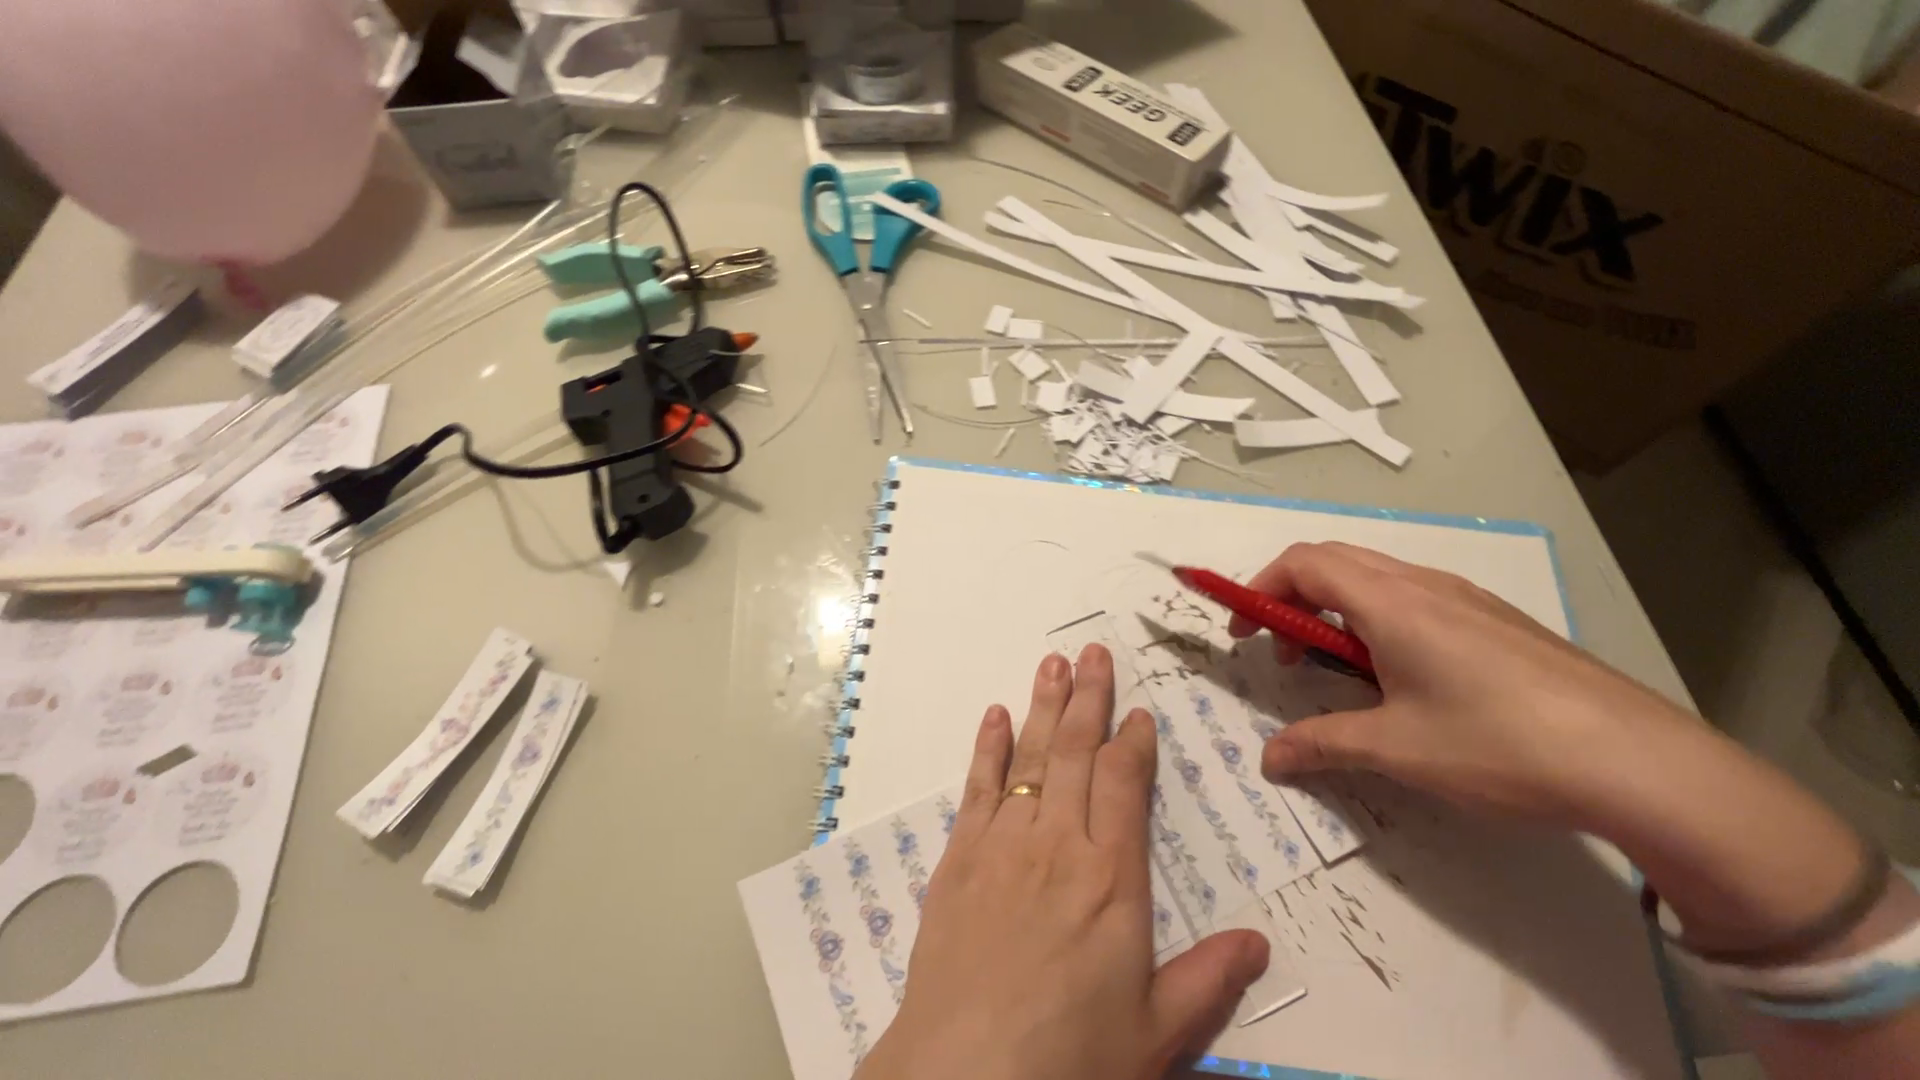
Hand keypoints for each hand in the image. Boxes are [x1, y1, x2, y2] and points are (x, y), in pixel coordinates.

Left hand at [855, 646, 1269, 1079]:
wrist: (966, 1075)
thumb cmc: (1070, 1057)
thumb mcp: (1156, 1032)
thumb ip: (1208, 980)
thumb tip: (1259, 943)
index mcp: (1112, 878)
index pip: (1126, 785)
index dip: (1133, 742)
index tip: (1138, 712)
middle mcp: (1058, 845)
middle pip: (1076, 753)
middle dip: (1088, 699)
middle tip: (1092, 652)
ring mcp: (1002, 846)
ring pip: (1030, 759)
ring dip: (1042, 707)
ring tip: (1051, 664)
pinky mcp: (958, 860)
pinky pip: (978, 789)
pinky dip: (988, 749)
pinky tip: (995, 718)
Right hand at [1233, 541, 1871, 956]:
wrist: (1638, 762)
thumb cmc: (1498, 744)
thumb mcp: (1396, 750)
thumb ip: (1322, 744)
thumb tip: (1270, 759)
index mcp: (1391, 602)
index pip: (1303, 563)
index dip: (1259, 590)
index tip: (1244, 637)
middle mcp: (1426, 586)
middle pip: (1336, 562)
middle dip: (1292, 599)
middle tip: (1285, 656)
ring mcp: (1469, 600)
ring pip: (1378, 580)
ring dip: (1337, 612)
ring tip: (1340, 674)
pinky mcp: (1499, 623)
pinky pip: (1417, 601)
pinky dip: (1379, 623)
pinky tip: (1403, 681)